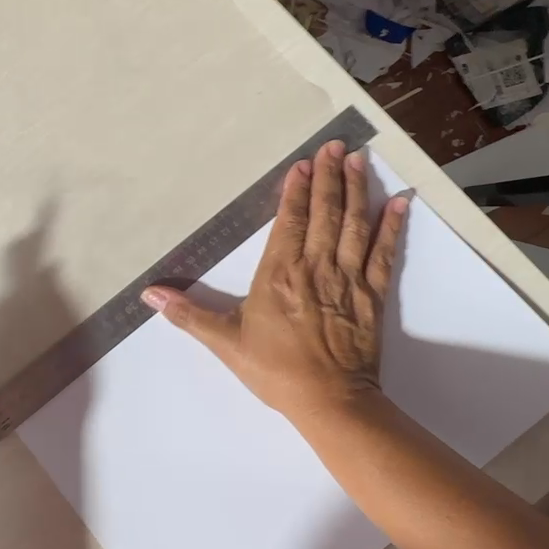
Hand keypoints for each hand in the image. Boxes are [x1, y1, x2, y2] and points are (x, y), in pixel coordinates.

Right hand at [142, 140, 407, 424]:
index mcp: (279, 274)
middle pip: (324, 214)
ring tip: (359, 160)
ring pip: (354, 226)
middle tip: (335, 146)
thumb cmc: (275, 370)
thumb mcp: (224, 342)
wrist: (330, 402)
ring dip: (357, 191)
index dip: (296, 191)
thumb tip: (149, 294)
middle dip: (329, 177)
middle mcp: (315, 268)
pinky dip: (391, 227)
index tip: (303, 164)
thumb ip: (188, 313)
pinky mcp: (372, 297)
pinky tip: (399, 203)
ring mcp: (347, 280)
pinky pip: (383, 254)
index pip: (289, 222)